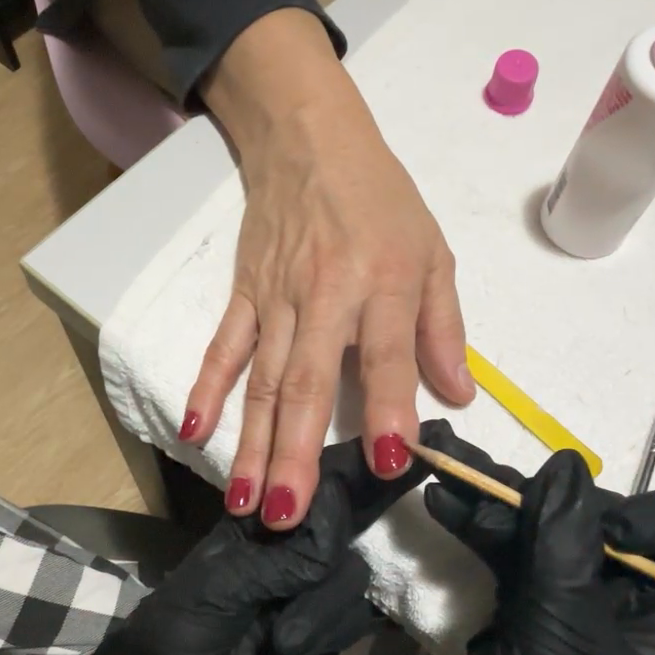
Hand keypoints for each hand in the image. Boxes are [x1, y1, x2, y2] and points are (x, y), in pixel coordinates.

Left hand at [28, 431, 433, 654]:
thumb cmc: (178, 632)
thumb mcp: (223, 584)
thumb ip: (285, 555)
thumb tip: (336, 510)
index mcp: (259, 525)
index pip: (313, 488)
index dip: (352, 470)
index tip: (391, 450)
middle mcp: (291, 552)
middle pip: (348, 526)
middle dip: (362, 523)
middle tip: (379, 510)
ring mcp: (309, 594)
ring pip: (353, 578)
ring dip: (321, 609)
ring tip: (279, 640)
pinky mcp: (322, 636)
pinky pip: (353, 620)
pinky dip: (330, 633)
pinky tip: (294, 652)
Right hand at [184, 9, 474, 531]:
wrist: (309, 139)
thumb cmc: (381, 202)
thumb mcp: (433, 253)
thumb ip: (444, 328)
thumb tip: (458, 397)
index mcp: (382, 282)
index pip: (387, 354)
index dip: (389, 407)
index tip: (387, 463)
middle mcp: (325, 296)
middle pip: (307, 382)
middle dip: (296, 452)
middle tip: (286, 514)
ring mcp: (276, 299)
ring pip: (262, 380)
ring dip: (252, 443)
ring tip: (245, 501)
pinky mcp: (244, 296)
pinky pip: (223, 348)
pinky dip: (207, 391)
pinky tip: (195, 436)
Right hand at [382, 427, 654, 654]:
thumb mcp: (560, 626)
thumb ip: (565, 539)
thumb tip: (568, 462)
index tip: (604, 526)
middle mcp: (631, 607)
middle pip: (613, 525)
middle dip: (556, 499)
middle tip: (505, 489)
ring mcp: (575, 607)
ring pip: (553, 534)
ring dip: (502, 501)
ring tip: (450, 463)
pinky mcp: (528, 609)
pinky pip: (516, 555)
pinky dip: (484, 530)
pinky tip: (445, 501)